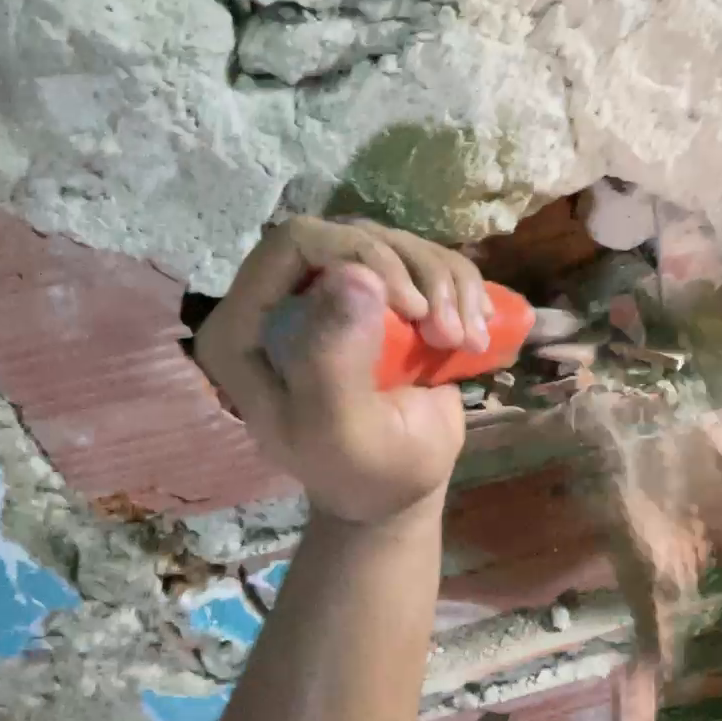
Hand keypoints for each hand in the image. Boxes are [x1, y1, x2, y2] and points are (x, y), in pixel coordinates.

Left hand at [195, 215, 478, 524]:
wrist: (403, 485)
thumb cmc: (365, 470)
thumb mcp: (340, 431)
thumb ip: (333, 360)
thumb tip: (355, 275)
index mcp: (247, 327)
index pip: (294, 243)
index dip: (359, 255)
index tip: (412, 307)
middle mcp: (287, 297)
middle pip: (357, 235)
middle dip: (416, 277)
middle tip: (446, 334)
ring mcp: (340, 293)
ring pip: (401, 244)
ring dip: (448, 287)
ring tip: (464, 341)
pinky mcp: (386, 300)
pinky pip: (430, 261)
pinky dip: (464, 289)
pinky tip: (474, 333)